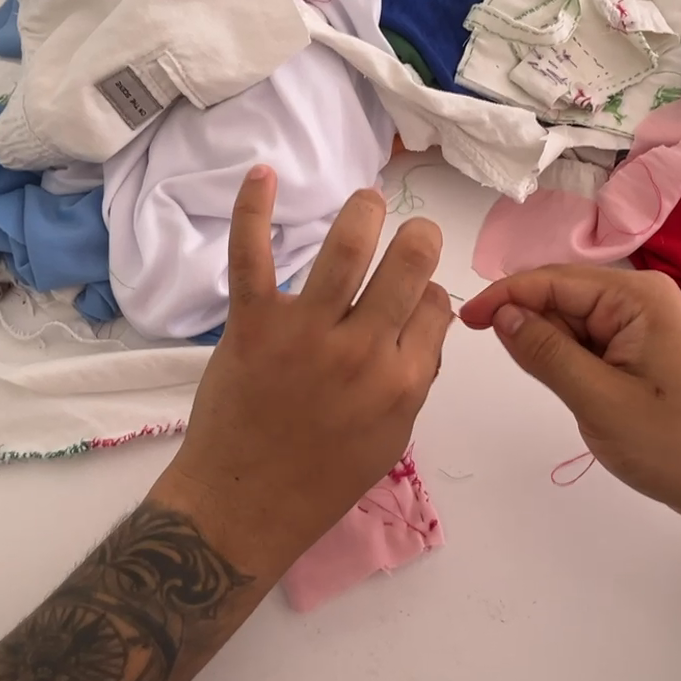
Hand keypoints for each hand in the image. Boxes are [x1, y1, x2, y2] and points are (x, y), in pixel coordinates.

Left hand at [152, 166, 453, 577]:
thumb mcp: (394, 437)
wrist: (244, 507)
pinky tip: (262, 174)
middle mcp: (364, 350)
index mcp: (404, 379)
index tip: (412, 298)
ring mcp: (307, 333)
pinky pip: (252, 257)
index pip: (436, 303)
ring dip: (365, 212)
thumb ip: (417, 376)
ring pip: (348, 248)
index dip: (429, 292)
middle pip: (409, 263)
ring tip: (367, 201)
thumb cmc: (323, 479)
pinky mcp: (253, 324)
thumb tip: (426, 316)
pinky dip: (253, 211)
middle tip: (408, 234)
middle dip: (417, 238)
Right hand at [460, 265, 680, 525]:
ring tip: (548, 381)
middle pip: (565, 295)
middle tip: (499, 358)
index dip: (504, 296)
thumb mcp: (598, 400)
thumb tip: (501, 314)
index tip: (464, 320)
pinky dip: (572, 356)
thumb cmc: (675, 446)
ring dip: (551, 342)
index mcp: (638, 297)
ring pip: (577, 319)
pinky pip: (596, 338)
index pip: (553, 280)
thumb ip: (545, 352)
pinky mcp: (650, 347)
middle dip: (528, 320)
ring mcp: (651, 322)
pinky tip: (572, 383)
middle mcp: (645, 298)